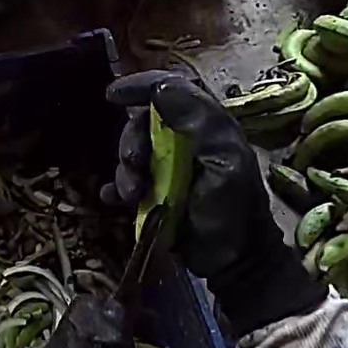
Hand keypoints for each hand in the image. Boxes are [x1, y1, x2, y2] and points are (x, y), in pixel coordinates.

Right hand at [102, 70, 325, 334]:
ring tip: (133, 195)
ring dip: (125, 171)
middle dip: (130, 141)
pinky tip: (114, 200)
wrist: (233, 261)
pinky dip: (115, 189)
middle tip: (134, 164)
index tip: (114, 95)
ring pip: (132, 154)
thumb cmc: (234, 208)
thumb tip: (162, 88)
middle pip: (142, 124)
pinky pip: (125, 184)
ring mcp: (166, 170)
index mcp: (205, 127)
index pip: (171, 91)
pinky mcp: (153, 196)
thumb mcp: (225, 161)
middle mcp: (183, 142)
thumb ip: (199, 122)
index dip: (141, 86)